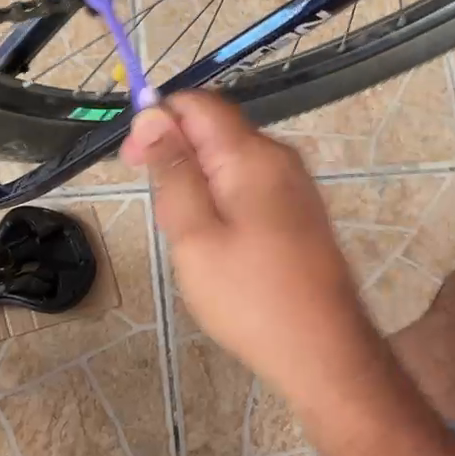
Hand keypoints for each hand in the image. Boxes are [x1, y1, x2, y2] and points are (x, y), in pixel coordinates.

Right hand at [120, 91, 384, 400]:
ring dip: (196, 186)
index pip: (197, 103)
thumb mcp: (194, 235)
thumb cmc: (249, 297)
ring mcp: (295, 186)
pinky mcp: (300, 213)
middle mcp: (280, 158)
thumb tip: (152, 116)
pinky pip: (249, 188)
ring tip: (188, 240)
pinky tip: (217, 247)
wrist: (322, 351)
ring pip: (230, 162)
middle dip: (176, 158)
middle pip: (214, 130)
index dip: (156, 121)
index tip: (132, 164)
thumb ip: (173, 171)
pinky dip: (221, 203)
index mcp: (253, 155)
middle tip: (164, 217)